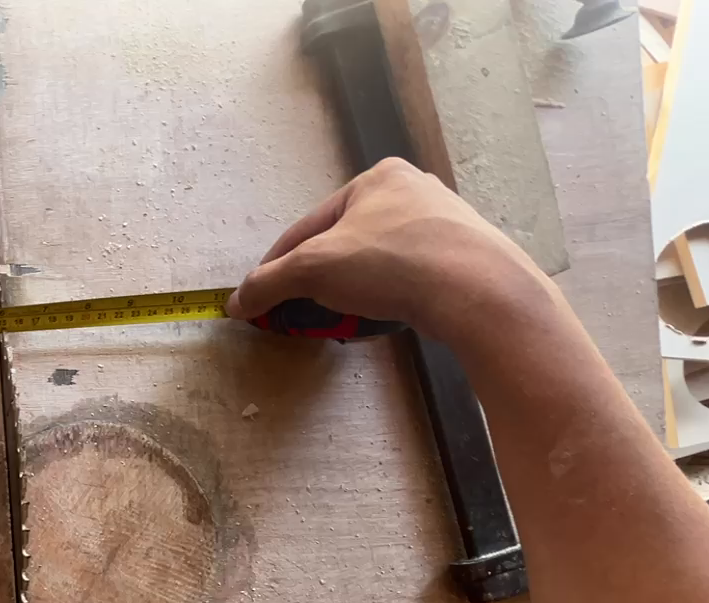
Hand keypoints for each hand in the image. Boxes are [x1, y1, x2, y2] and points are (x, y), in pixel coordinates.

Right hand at [224, 157, 548, 342]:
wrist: (475, 289)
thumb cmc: (389, 264)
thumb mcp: (311, 270)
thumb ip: (266, 284)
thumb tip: (234, 303)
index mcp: (374, 179)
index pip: (304, 228)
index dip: (274, 268)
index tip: (259, 300)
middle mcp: (409, 189)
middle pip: (337, 244)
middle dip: (313, 281)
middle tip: (298, 312)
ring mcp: (439, 220)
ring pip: (368, 260)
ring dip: (344, 290)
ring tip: (337, 317)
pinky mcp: (458, 252)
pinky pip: (399, 274)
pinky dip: (378, 295)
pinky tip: (376, 314)